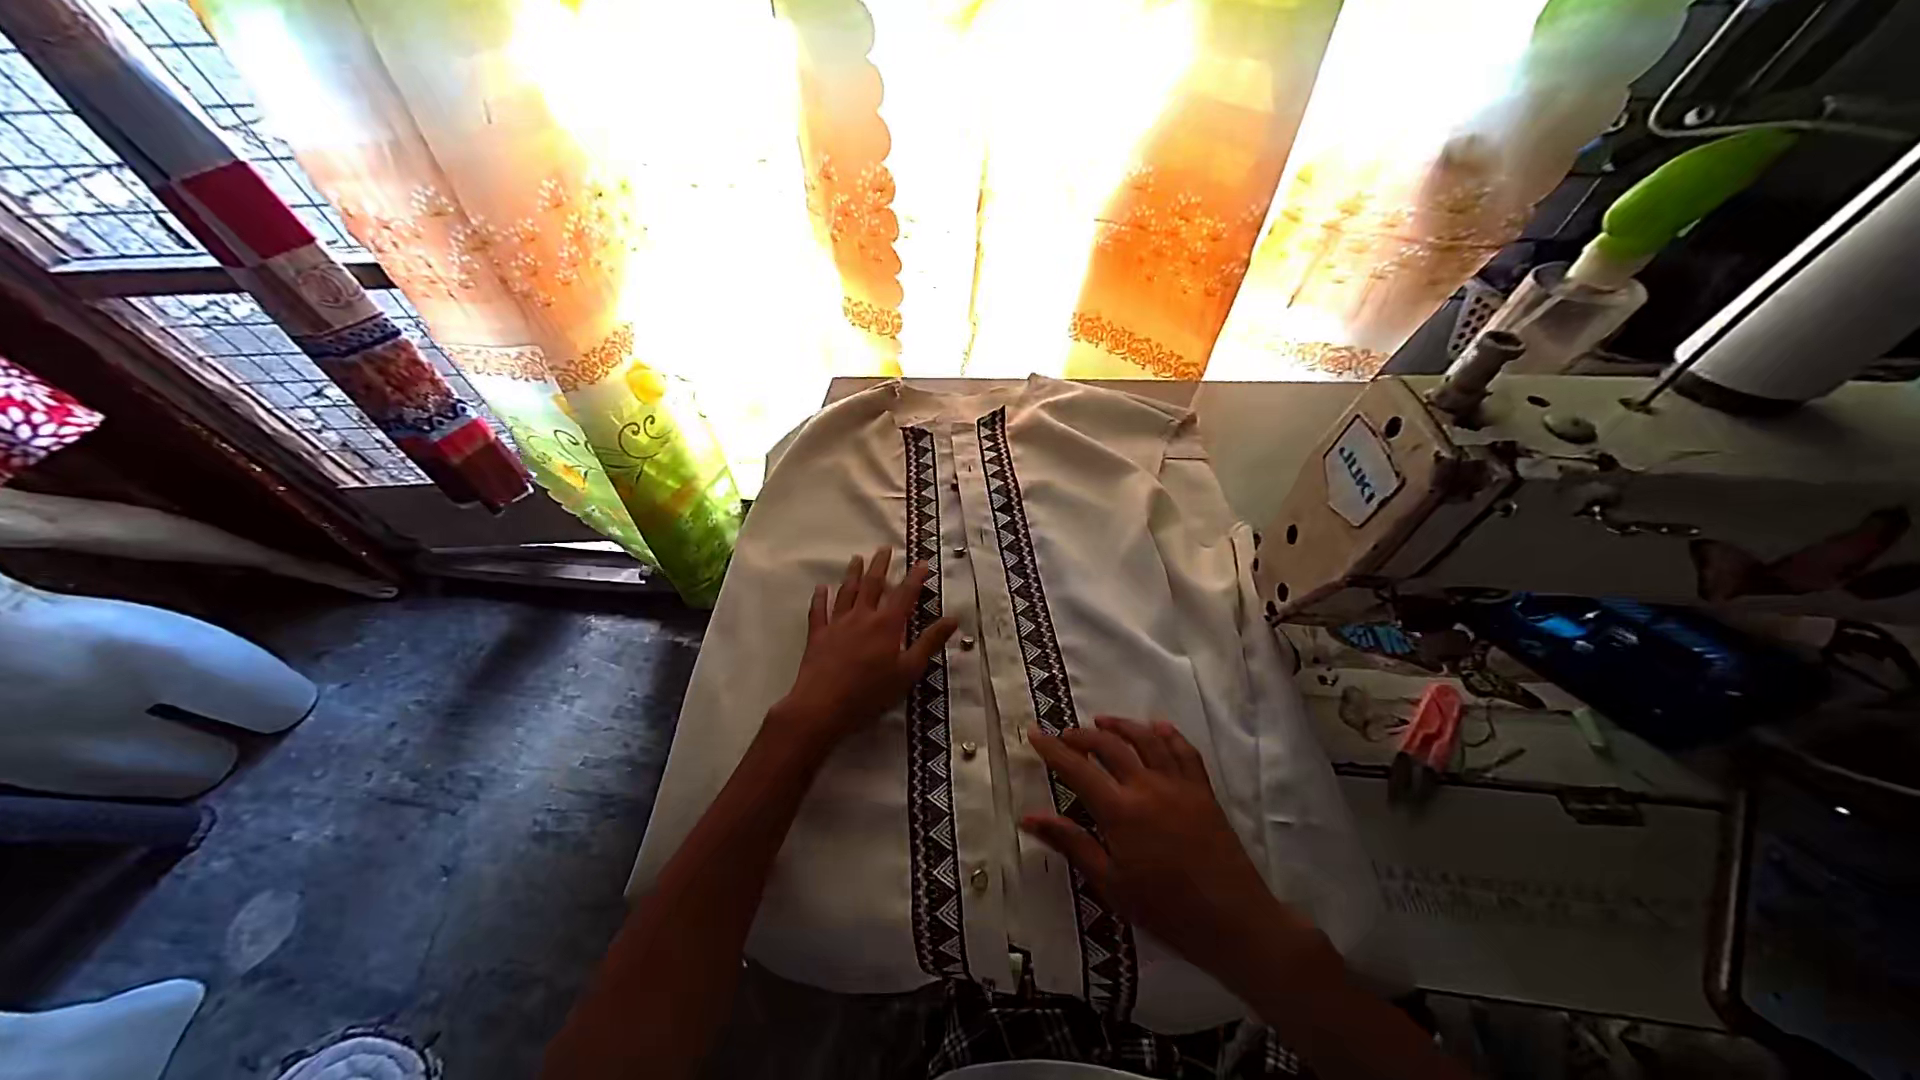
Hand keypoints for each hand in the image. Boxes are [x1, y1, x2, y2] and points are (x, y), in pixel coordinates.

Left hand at [771, 547, 957, 749]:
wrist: (823, 706)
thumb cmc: (870, 693)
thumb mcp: (908, 671)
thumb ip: (929, 643)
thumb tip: (953, 619)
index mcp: (887, 625)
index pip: (905, 595)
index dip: (915, 577)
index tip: (922, 562)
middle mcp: (862, 617)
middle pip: (873, 585)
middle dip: (881, 565)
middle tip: (884, 548)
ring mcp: (837, 624)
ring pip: (846, 592)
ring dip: (853, 574)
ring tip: (857, 559)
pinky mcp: (818, 635)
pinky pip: (819, 611)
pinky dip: (820, 598)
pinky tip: (821, 588)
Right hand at [1024, 716, 1319, 986]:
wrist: (1233, 920)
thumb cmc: (1165, 909)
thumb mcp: (1110, 883)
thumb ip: (1072, 843)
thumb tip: (1030, 817)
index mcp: (1120, 811)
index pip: (1077, 768)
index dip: (1052, 749)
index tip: (1035, 734)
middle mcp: (1147, 786)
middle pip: (1109, 745)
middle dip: (1082, 735)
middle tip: (1065, 735)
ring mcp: (1178, 784)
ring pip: (1146, 739)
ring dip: (1121, 725)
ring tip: (1102, 722)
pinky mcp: (1203, 790)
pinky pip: (1184, 750)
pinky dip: (1167, 734)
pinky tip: (1157, 728)